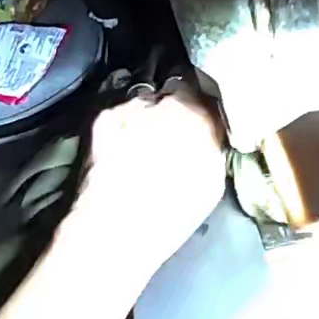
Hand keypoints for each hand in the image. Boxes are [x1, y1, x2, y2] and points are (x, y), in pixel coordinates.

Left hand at [69, 89, 226, 278]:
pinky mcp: (104, 114)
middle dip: (176, 106)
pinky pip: (119, 109)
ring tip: (141, 140)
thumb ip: (214, 146)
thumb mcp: (213, 182)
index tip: (202, 122)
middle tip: (171, 131)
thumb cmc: (172, 214)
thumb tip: (211, 136)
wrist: (114, 228)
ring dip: (147, 112)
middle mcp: (170, 100)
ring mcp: (134, 104)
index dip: (205, 109)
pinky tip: (118, 146)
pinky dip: (122, 122)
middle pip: (178, 90)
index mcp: (204, 117)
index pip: (210, 96)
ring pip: (146, 98)